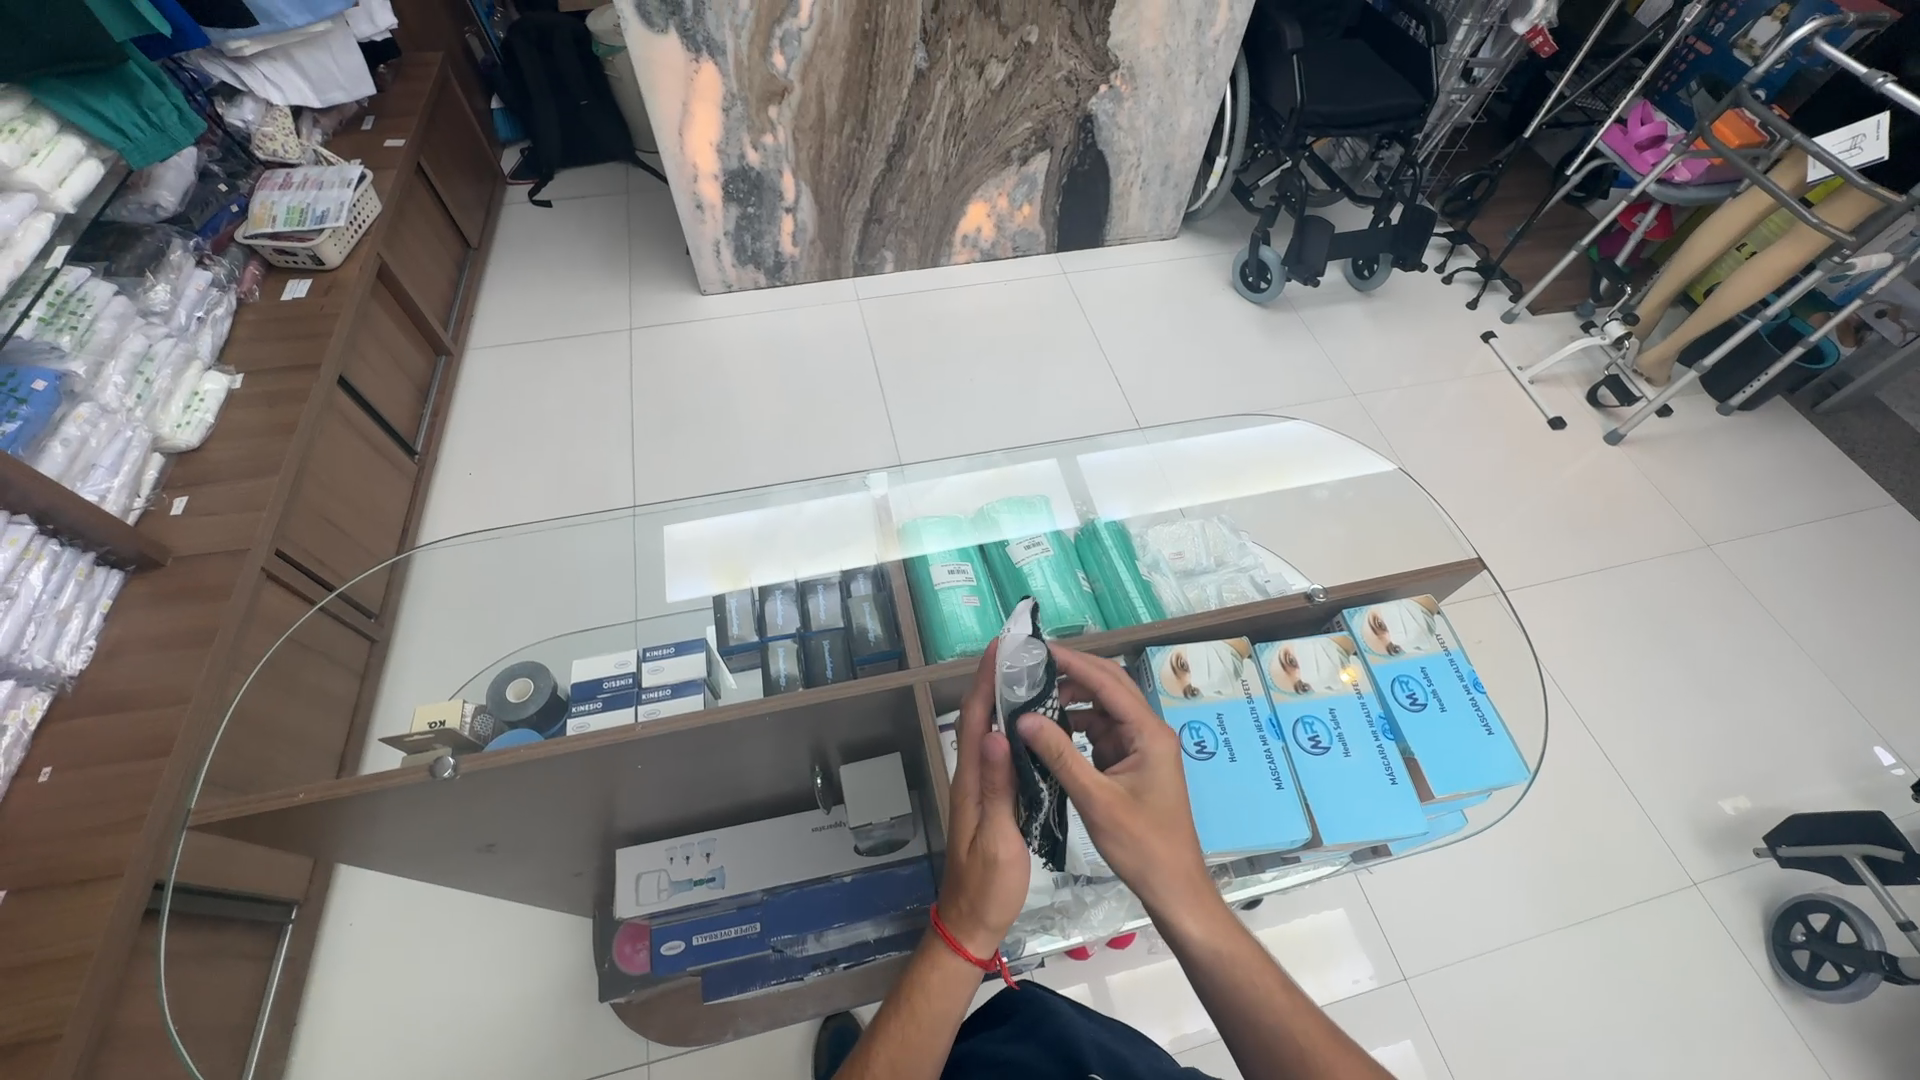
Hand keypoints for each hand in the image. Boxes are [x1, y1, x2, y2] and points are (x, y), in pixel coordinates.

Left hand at [937, 640, 1030, 956]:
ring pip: (990, 731)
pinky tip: (1037, 726)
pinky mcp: (992, 798)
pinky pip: (1001, 752)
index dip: (987, 679)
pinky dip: (1015, 729)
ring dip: (1005, 699)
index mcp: (971, 779)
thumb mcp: (997, 839)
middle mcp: (972, 774)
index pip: (976, 717)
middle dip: (997, 679)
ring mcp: (980, 786)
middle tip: (1025, 651)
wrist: (972, 922)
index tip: (1002, 646)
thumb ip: (997, 789)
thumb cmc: (987, 884)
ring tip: (1035, 675)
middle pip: (981, 716)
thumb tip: (996, 733)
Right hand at [1015, 645, 1215, 916]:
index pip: (1108, 682)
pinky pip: (1100, 733)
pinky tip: (1049, 730)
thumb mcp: (1095, 800)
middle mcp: (1148, 731)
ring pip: (1102, 709)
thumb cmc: (1141, 845)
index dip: (1073, 662)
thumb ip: (1060, 755)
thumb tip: (1024, 718)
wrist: (1173, 887)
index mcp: (1149, 732)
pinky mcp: (1131, 763)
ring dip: (1071, 702)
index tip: (1039, 650)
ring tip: (1033, 697)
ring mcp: (1140, 747)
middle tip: (1032, 667)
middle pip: (1109, 687)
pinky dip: (1075, 727)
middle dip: (1072, 674)